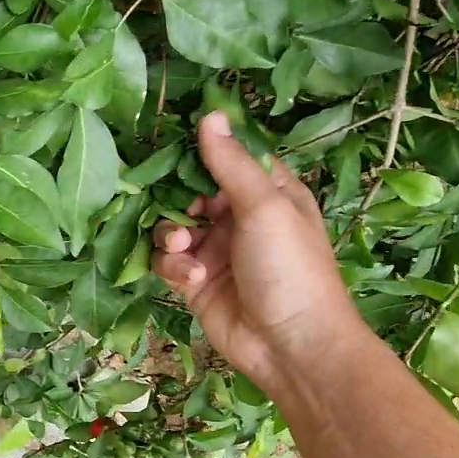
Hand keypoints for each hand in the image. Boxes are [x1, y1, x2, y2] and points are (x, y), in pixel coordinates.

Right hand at [152, 112, 368, 395]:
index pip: (227, 160)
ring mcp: (215, 251)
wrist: (289, 343)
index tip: (172, 153)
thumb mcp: (263, 207)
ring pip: (171, 228)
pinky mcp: (194, 282)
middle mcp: (238, 219)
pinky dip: (173, 267)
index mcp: (267, 193)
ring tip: (183, 248)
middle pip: (189, 194)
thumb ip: (231, 164)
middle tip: (180, 212)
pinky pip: (168, 263)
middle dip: (177, 202)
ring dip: (171, 236)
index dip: (201, 156)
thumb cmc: (290, 268)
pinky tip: (192, 279)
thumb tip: (210, 114)